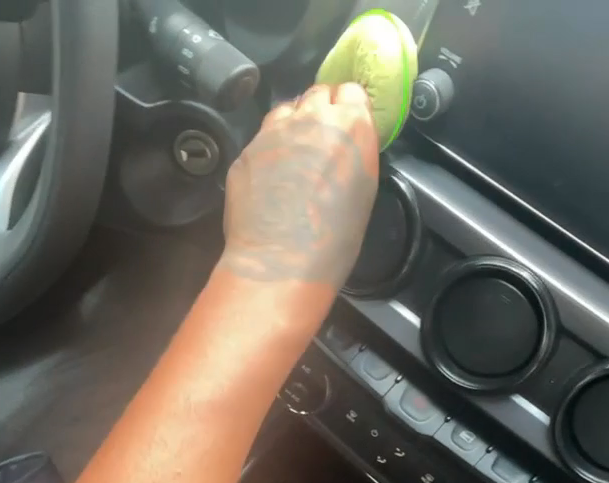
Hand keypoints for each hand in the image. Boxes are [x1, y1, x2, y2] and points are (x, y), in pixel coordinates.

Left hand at [220, 83, 379, 286]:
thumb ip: (353, 155)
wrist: (279, 265)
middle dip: (319, 113)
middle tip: (318, 146)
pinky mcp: (245, 152)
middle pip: (317, 95)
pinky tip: (268, 184)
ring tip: (291, 162)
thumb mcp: (363, 193)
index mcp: (351, 125)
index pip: (351, 92)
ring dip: (291, 127)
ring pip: (285, 112)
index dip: (347, 110)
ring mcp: (273, 131)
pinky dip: (267, 154)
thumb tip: (340, 149)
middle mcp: (312, 117)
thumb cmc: (333, 243)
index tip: (345, 130)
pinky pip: (260, 141)